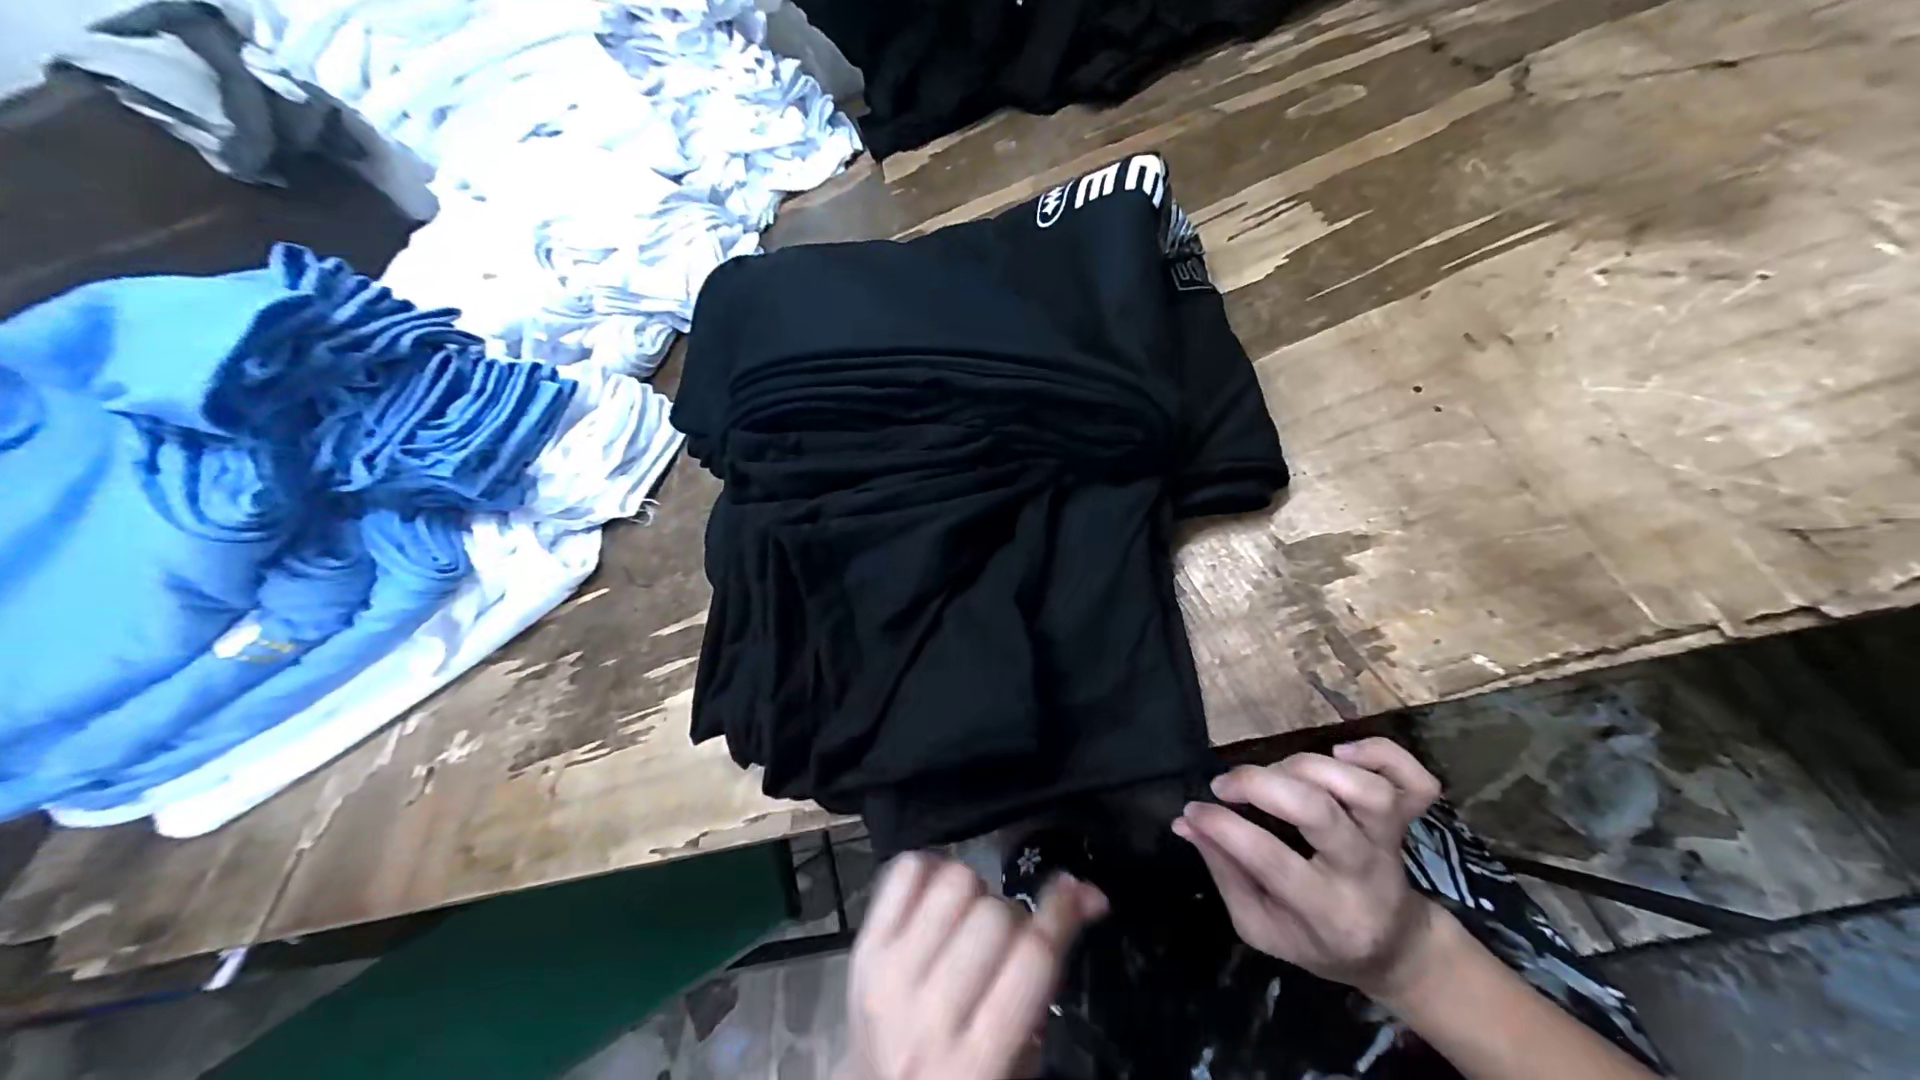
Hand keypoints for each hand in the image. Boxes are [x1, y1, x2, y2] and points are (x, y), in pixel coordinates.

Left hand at [838, 852, 1107, 1079]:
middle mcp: (929, 1016)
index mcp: (977, 1062)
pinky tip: (937, 899)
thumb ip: (1047, 979)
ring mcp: (887, 976)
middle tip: (1006, 938)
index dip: (1063, 911)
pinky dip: (931, 870)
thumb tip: (1087, 893)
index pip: (1032, 959)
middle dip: (1013, 915)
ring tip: (969, 919)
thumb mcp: (1018, 1061)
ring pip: (953, 882)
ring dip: (974, 891)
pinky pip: (906, 870)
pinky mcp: (862, 947)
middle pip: (993, 915)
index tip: (1080, 891)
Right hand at [1172, 737, 1444, 998]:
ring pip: (1366, 790)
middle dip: (1260, 784)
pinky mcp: (1410, 821)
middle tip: (1226, 784)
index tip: (1193, 810)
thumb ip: (1223, 872)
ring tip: (1279, 772)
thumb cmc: (1318, 942)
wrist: (1395, 949)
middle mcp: (1362, 872)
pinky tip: (1342, 752)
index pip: (1267, 858)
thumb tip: (1186, 821)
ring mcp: (1391, 843)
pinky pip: (1414, 781)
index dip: (1220, 826)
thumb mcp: (1260, 926)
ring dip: (1310, 767)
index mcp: (1324, 912)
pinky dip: (1380, 754)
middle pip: (1318, 811)